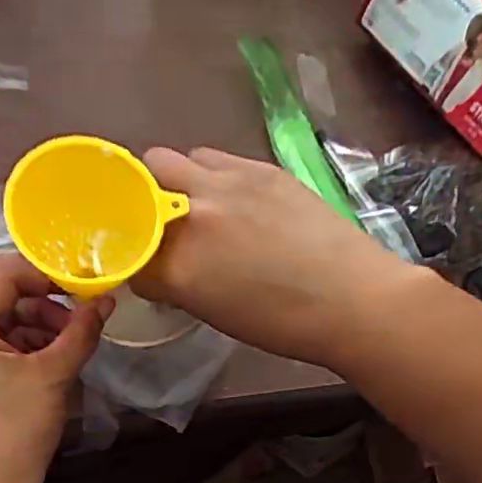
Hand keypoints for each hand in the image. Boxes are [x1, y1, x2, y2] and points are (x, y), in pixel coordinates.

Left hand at [0, 254, 110, 482]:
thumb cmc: (21, 429)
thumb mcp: (54, 375)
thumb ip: (80, 331)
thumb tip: (107, 300)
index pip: (0, 278)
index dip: (42, 276)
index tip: (77, 286)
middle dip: (25, 286)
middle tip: (62, 298)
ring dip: (24, 312)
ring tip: (63, 334)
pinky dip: (13, 333)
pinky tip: (46, 349)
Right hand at [134, 147, 420, 367]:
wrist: (350, 298)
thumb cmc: (281, 324)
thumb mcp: (213, 314)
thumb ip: (178, 284)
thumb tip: (167, 268)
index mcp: (178, 267)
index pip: (131, 251)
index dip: (133, 256)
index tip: (144, 263)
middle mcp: (193, 215)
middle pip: (140, 184)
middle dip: (142, 201)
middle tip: (162, 223)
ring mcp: (227, 182)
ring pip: (174, 160)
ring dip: (175, 180)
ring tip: (199, 207)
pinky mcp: (260, 166)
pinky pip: (213, 158)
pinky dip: (210, 175)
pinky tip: (234, 199)